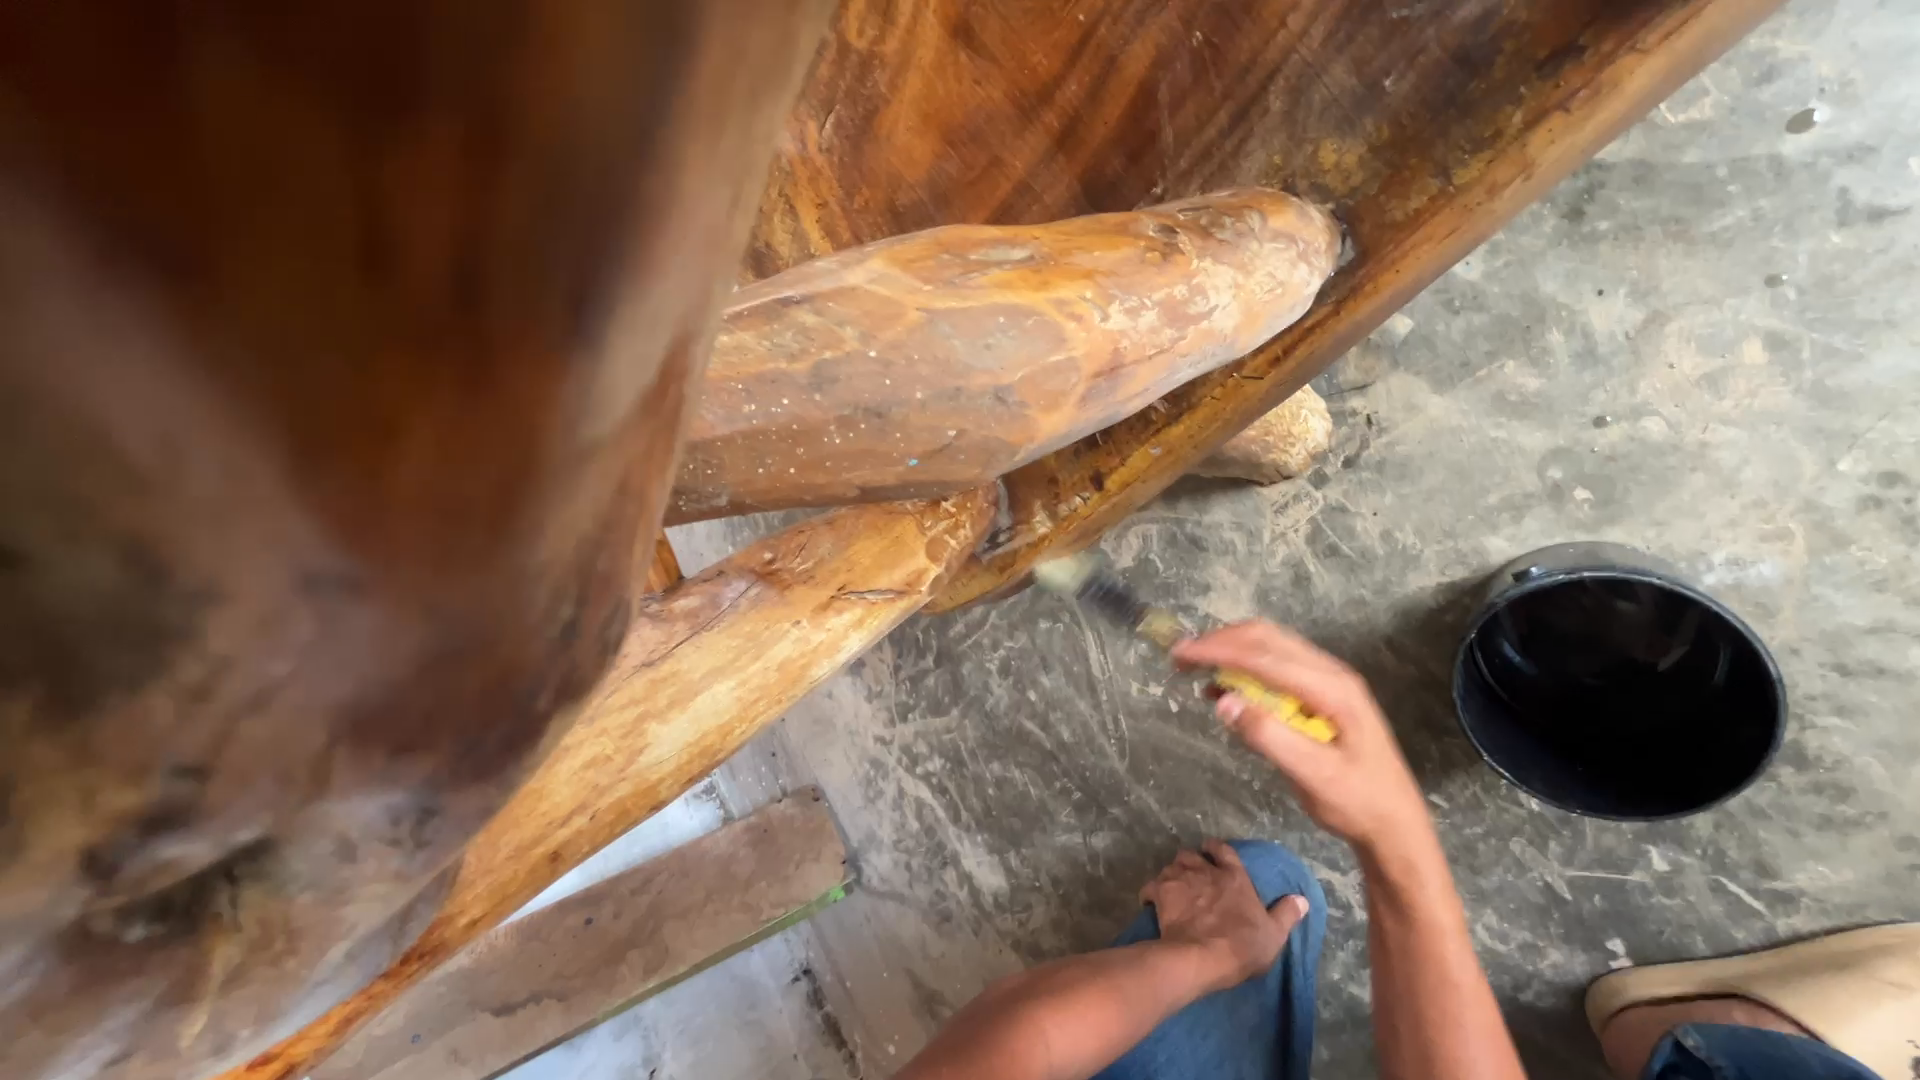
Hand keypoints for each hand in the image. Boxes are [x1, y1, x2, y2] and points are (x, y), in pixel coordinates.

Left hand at [1141, 839, 1309, 992]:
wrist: (1204, 956)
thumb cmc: (1243, 945)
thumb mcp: (1274, 934)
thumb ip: (1286, 913)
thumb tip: (1301, 899)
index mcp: (1234, 877)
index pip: (1224, 851)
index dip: (1217, 848)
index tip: (1211, 849)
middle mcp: (1205, 871)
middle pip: (1191, 855)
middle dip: (1190, 861)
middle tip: (1191, 874)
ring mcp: (1180, 879)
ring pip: (1171, 866)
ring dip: (1172, 874)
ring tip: (1172, 886)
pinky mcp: (1160, 893)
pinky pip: (1150, 886)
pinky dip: (1150, 892)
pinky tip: (1150, 901)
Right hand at [1172, 621, 1431, 854]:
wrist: (1395, 825)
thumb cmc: (1357, 803)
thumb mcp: (1313, 777)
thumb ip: (1269, 737)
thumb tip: (1222, 701)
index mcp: (1333, 689)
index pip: (1265, 657)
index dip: (1219, 650)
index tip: (1180, 654)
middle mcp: (1331, 674)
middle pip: (1267, 639)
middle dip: (1220, 641)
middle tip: (1180, 657)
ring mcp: (1328, 681)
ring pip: (1270, 646)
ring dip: (1230, 650)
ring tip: (1193, 667)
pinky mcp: (1320, 693)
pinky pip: (1276, 666)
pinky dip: (1243, 667)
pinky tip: (1221, 687)